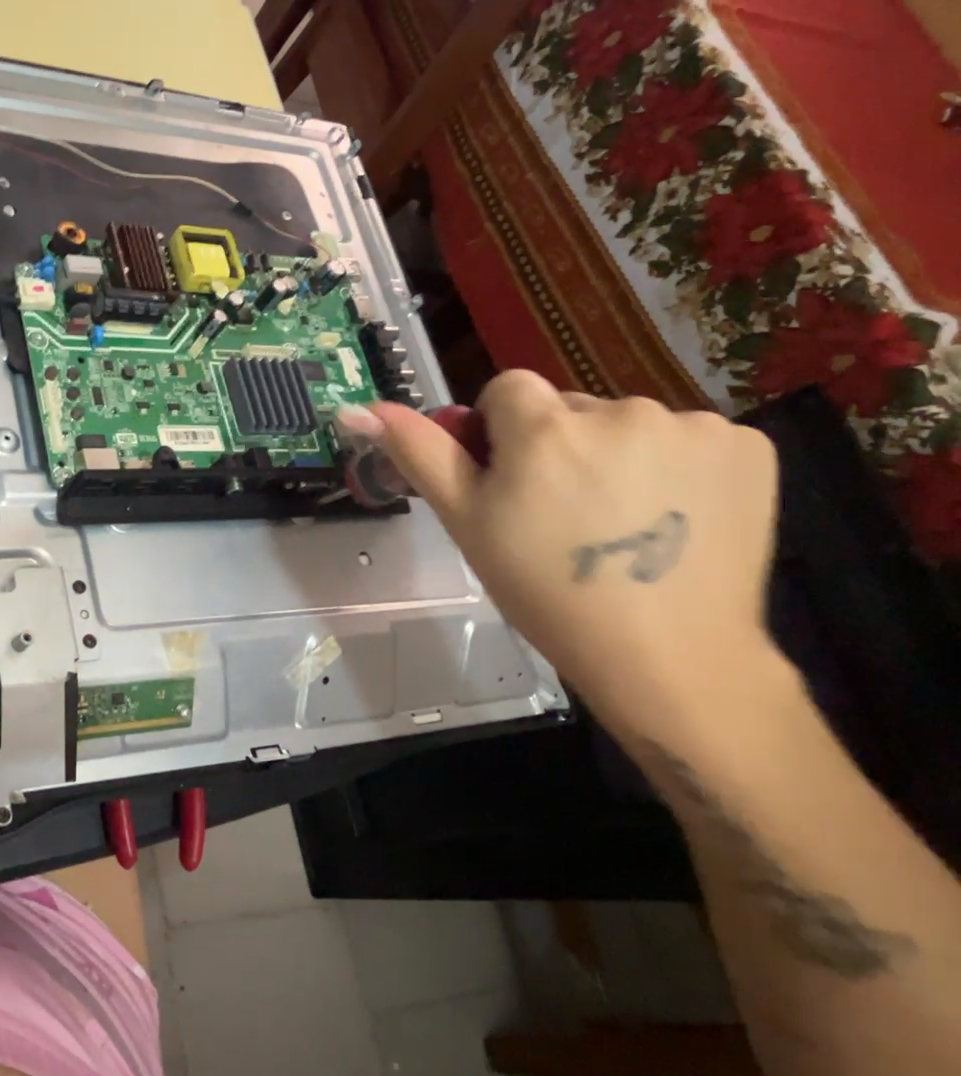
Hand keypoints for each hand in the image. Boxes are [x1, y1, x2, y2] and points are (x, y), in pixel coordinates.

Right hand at [350, 371, 779, 716]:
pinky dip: (677, 469)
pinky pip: (691, 440)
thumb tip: (358, 408)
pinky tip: (671, 519)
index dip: (501, 433)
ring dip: (617, 457)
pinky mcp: (749, 447)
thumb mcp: (467, 523)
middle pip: (570, 409)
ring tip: (619, 524)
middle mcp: (620, 409)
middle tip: (562, 516)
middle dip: (560, 446)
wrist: (665, 653)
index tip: (510, 484)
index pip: (509, 390)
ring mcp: (692, 426)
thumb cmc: (543, 591)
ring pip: (630, 425)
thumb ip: (419, 454)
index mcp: (544, 428)